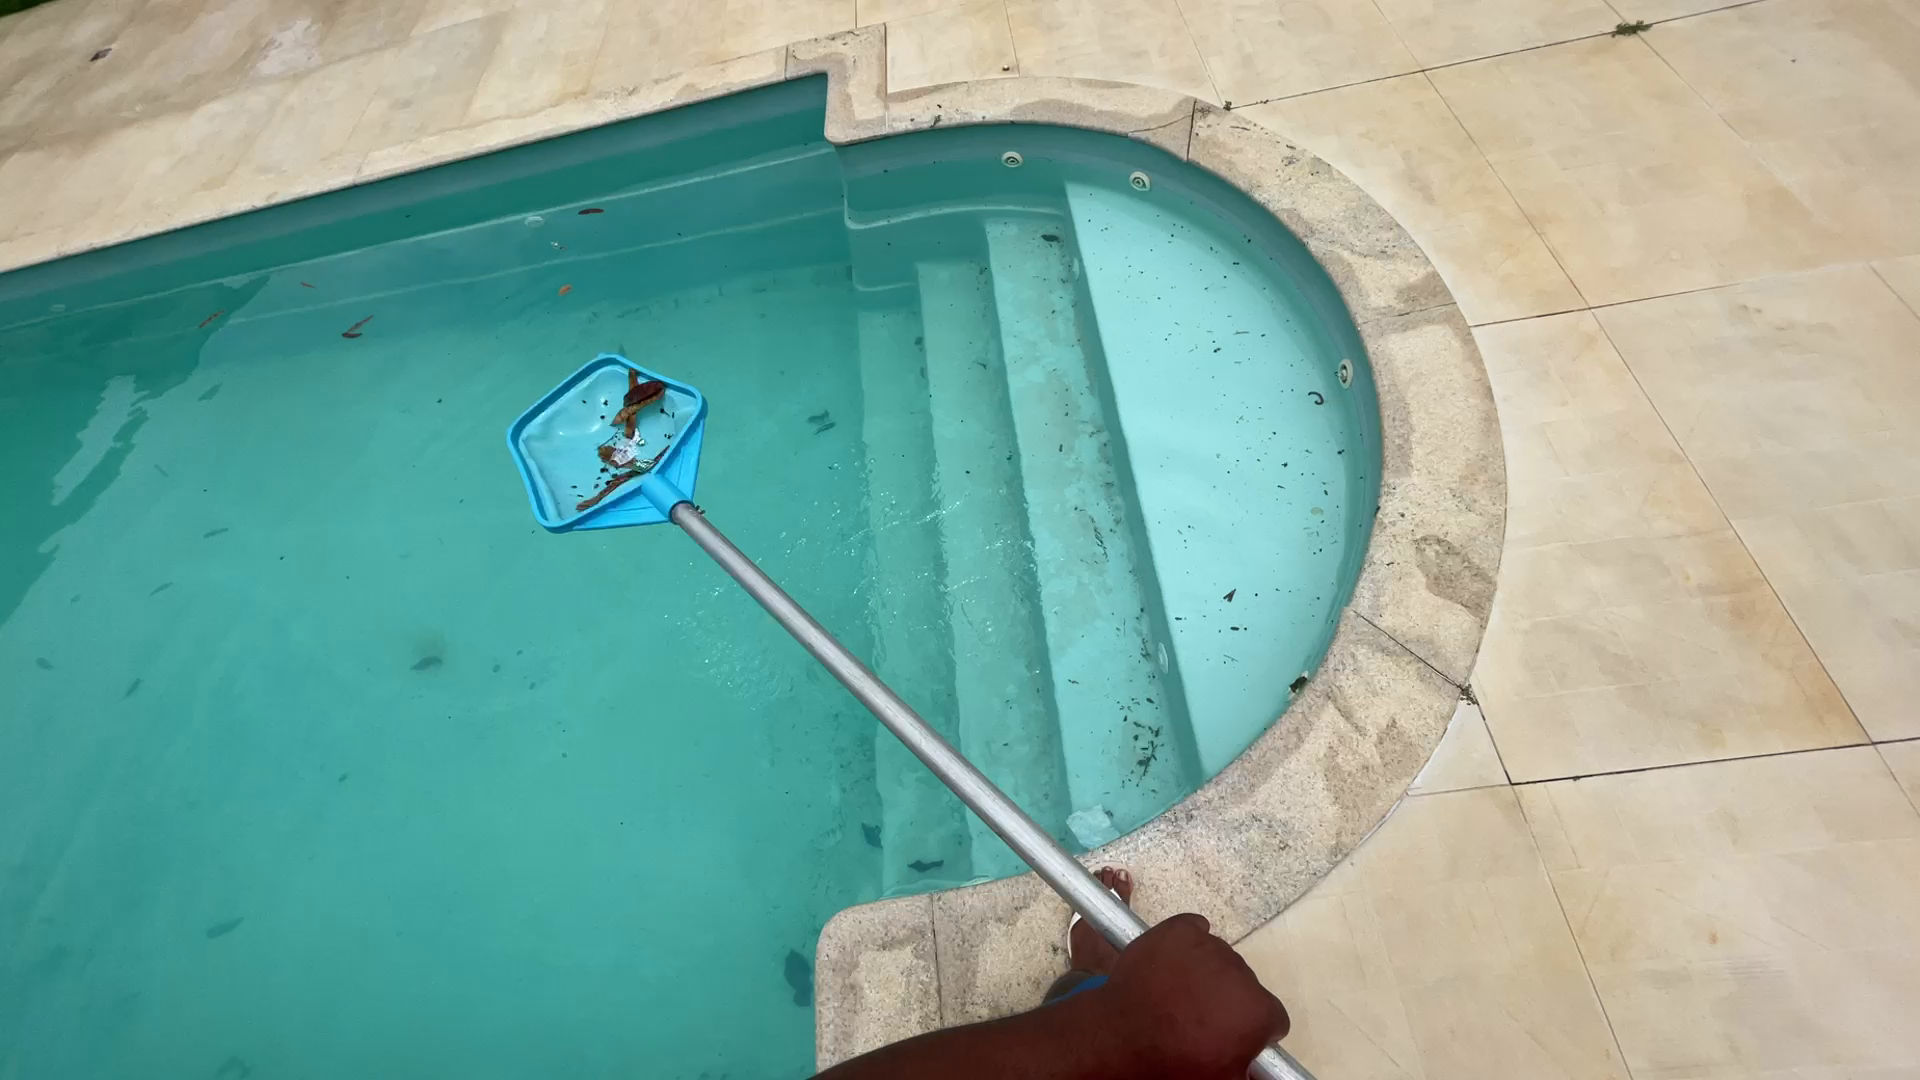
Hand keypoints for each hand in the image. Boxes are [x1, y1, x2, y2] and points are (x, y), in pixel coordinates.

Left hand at [1101, 913, 1289, 1078]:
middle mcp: (1238, 970)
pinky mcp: (1178, 928)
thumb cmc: (1177, 1062)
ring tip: (1182, 991)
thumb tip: (1261, 1070)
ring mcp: (1206, 944)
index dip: (1256, 1031)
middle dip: (1229, 999)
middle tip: (1203, 1017)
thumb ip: (1253, 1071)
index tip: (1235, 1037)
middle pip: (1245, 984)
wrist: (1124, 1034)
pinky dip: (1190, 941)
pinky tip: (1177, 960)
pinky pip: (1195, 928)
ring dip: (1208, 971)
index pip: (1273, 1017)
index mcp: (1257, 1009)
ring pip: (1219, 957)